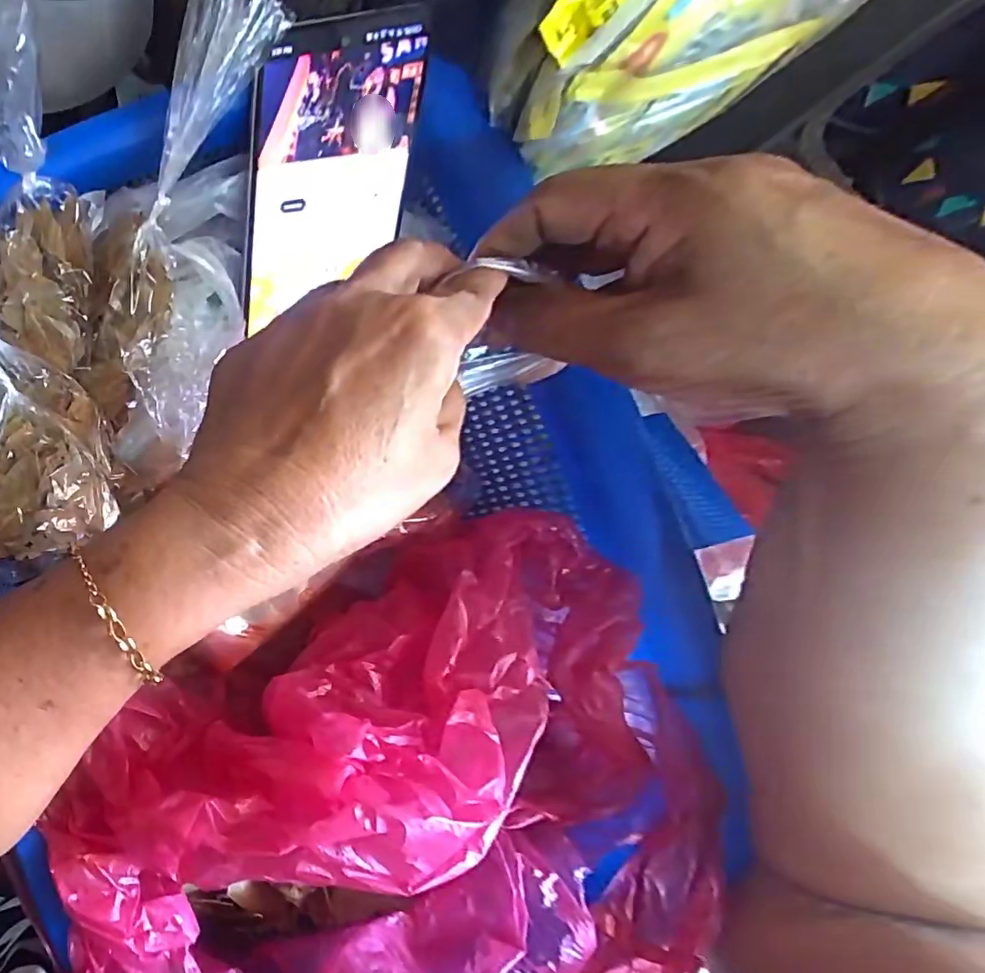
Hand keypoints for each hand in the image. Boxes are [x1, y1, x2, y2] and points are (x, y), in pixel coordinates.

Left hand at [165, 240, 500, 599]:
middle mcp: (356, 307)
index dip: (481, 294)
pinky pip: (290, 331)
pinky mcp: (248, 346)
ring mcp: (293, 322)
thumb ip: (445, 404)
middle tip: (429, 297)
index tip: (479, 302)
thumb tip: (433, 384)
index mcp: (420, 330)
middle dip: (428, 269)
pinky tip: (299, 384)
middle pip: (405, 258)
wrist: (245, 511)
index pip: (470, 289)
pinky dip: (308, 343)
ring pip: (340, 290)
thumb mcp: (434, 461)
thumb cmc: (348, 495)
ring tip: (358, 346)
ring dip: (362, 304)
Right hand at [478, 155, 984, 436]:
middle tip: (514, 323)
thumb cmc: (760, 345)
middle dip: (540, 266)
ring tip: (563, 329)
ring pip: (627, 232)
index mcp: (673, 196)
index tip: (477, 298)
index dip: (501, 244)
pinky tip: (622, 320)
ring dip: (582, 276)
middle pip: (590, 213)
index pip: (552, 200)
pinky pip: (670, 244)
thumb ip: (542, 320)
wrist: (922, 364)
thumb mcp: (627, 341)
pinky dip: (626, 279)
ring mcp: (748, 202)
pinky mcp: (770, 229)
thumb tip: (484, 309)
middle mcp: (711, 182)